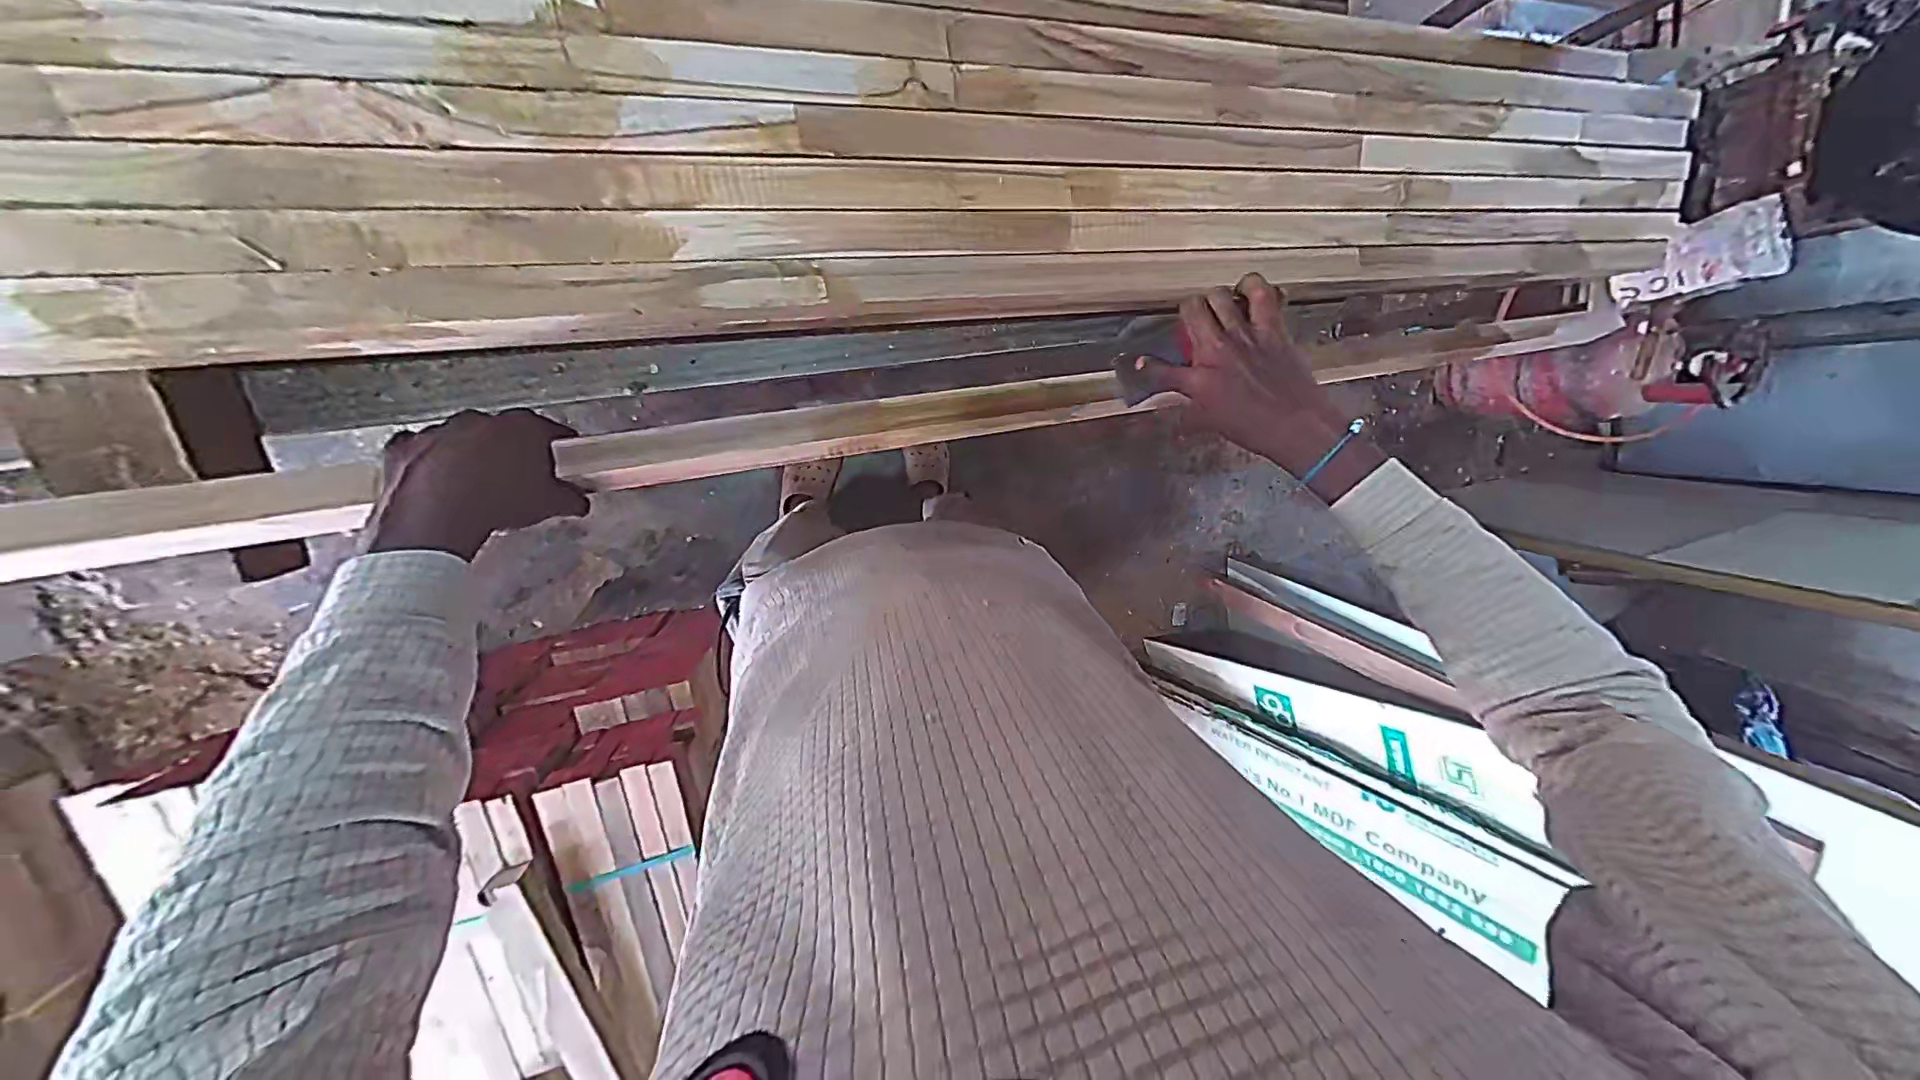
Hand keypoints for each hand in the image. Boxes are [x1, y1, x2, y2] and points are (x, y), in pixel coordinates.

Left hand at [365, 409, 589, 559]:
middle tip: (523, 477)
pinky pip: (425, 449)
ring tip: (482, 487)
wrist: (439, 517)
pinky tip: (441, 483)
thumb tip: (578, 503)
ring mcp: (442, 430)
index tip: (563, 459)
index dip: (560, 447)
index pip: (552, 431)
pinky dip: (433, 462)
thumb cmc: (499, 502)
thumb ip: (571, 498)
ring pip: (465, 438)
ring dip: (474, 455)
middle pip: (506, 432)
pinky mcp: (407, 446)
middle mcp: (483, 421)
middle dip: (515, 451)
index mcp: (523, 427)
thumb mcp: (552, 505)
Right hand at [1137, 273, 1385, 499]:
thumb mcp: (1211, 423)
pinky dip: (1253, 287)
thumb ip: (1188, 416)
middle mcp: (1218, 352)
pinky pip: (1262, 294)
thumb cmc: (1255, 428)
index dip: (1143, 365)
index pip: (1159, 370)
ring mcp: (1246, 337)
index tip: (1138, 362)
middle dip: (1187, 311)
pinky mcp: (1272, 329)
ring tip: (1218, 305)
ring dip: (1215, 298)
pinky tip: (1248, 292)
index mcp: (1198, 381)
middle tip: (1191, 319)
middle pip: (1191, 310)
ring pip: (1220, 296)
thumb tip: (1175, 421)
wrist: (1297, 425)